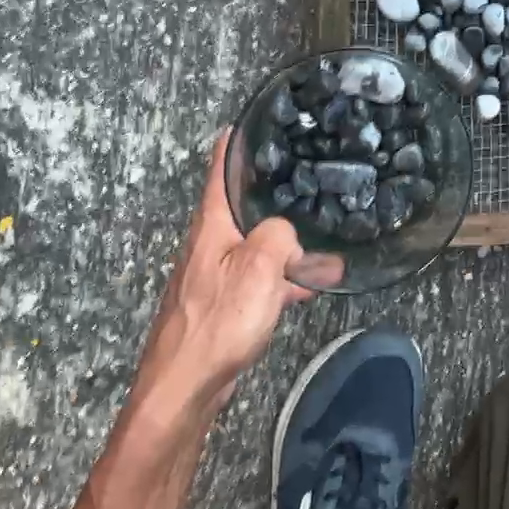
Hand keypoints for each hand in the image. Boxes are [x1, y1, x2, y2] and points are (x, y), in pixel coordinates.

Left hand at [137, 130, 312, 416]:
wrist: (183, 388)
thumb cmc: (216, 324)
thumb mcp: (258, 268)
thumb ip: (278, 235)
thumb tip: (287, 230)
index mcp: (213, 224)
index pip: (220, 167)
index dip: (235, 140)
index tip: (253, 119)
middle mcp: (211, 242)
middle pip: (241, 202)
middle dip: (272, 187)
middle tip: (307, 172)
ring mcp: (216, 273)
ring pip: (257, 241)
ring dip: (287, 237)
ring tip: (326, 235)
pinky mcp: (223, 302)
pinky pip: (260, 275)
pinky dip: (284, 273)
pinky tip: (310, 283)